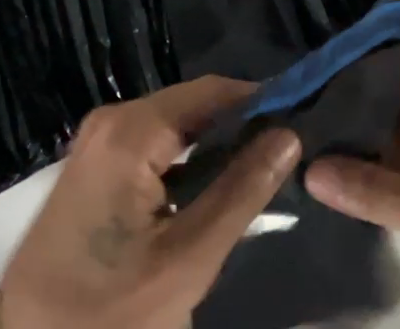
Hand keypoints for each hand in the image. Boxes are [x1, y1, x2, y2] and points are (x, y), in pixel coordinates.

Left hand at [0, 76, 300, 328]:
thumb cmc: (110, 310)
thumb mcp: (187, 258)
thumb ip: (241, 191)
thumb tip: (288, 134)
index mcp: (129, 131)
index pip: (213, 91)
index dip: (262, 102)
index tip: (305, 120)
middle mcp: (110, 121)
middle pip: (193, 106)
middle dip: (241, 125)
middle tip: (289, 152)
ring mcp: (97, 143)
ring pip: (175, 127)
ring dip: (217, 145)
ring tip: (265, 169)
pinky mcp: (94, 167)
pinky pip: (153, 146)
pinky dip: (188, 161)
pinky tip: (218, 186)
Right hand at [304, 67, 399, 328]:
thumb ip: (374, 191)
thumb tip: (309, 169)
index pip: (390, 74)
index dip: (347, 80)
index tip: (300, 90)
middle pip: (381, 97)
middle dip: (340, 107)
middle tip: (290, 117)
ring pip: (380, 126)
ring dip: (347, 135)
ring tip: (297, 138)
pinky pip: (385, 154)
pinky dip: (359, 161)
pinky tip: (322, 167)